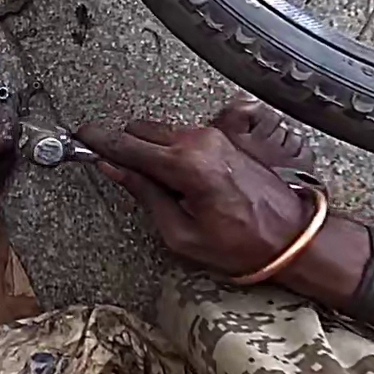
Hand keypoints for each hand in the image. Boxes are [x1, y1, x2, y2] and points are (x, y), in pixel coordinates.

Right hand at [78, 120, 305, 277]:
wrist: (294, 236)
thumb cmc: (242, 243)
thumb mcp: (181, 232)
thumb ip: (144, 193)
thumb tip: (114, 168)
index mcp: (185, 164)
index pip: (127, 145)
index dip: (98, 141)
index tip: (79, 137)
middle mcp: (197, 141)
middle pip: (139, 130)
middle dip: (121, 146)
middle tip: (111, 167)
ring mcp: (210, 136)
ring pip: (157, 130)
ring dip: (144, 148)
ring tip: (147, 182)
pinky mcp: (219, 138)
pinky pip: (177, 135)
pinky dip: (163, 148)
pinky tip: (169, 176)